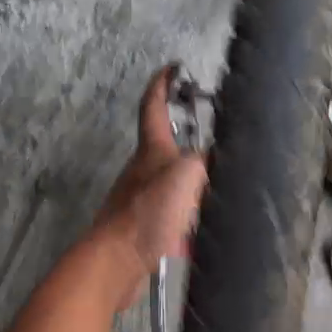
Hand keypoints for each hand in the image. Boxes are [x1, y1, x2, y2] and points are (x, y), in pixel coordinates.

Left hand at [91, 66, 207, 299]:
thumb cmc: (148, 210)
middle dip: (188, 140)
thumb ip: (207, 159)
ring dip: (192, 185)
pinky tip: (201, 231)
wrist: (113, 264)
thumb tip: (217, 156)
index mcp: (151, 148)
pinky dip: (187, 220)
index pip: (153, 105)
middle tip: (218, 141)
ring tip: (218, 191)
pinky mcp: (140, 229)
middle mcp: (142, 168)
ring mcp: (139, 199)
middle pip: (165, 145)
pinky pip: (170, 215)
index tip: (173, 67)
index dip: (162, 83)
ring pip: (171, 183)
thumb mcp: (188, 174)